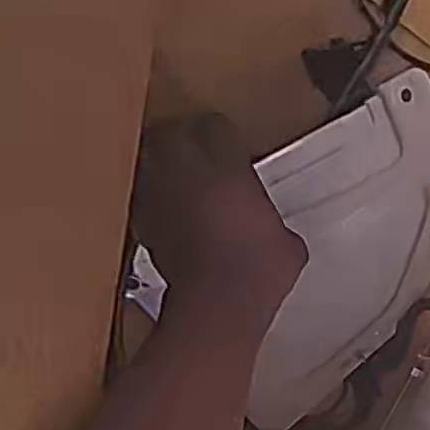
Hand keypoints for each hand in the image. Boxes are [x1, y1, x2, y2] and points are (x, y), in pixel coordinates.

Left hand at [131, 114, 306, 333]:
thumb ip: (274, 223)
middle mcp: (184, 169)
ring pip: (150, 158)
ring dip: (164, 166)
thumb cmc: (260, 270)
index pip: (217, 126)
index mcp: (226, 166)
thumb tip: (274, 232)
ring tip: (182, 184)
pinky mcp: (142, 221)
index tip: (236, 153)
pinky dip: (154, 200)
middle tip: (204, 161)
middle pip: (173, 131)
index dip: (227, 140)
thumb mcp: (288, 245)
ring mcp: (157, 193)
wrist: (219, 302)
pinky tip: (172, 217)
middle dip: (186, 142)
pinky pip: (143, 195)